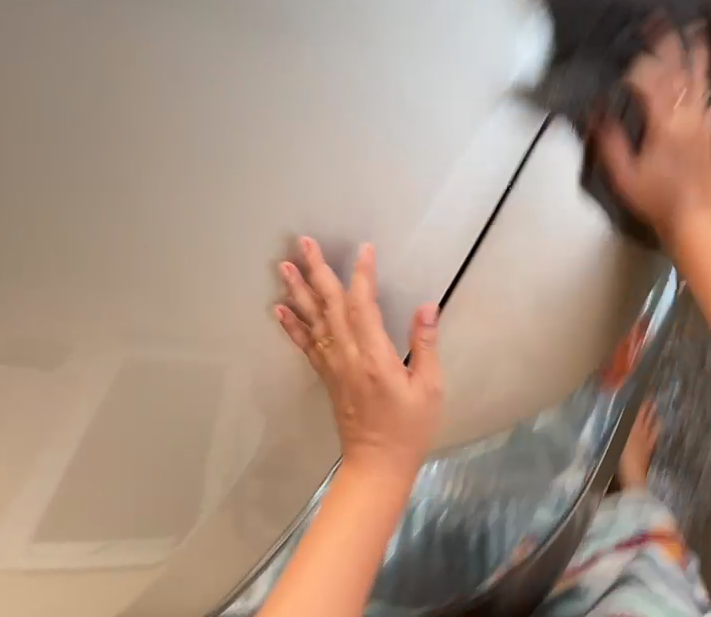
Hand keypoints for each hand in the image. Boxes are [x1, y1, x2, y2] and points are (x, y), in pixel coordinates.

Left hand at [275, 238, 442, 476]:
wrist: (376, 467)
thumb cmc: (409, 428)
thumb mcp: (429, 388)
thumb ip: (425, 345)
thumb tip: (427, 306)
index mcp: (374, 358)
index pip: (363, 307)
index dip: (362, 276)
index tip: (364, 250)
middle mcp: (347, 357)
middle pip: (329, 306)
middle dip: (316, 271)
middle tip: (304, 243)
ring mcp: (332, 367)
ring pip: (312, 321)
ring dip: (297, 291)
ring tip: (284, 265)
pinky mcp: (326, 376)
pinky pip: (306, 344)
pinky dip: (292, 324)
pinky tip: (280, 308)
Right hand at [591, 25, 710, 241]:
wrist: (692, 218)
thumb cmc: (654, 197)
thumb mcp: (623, 172)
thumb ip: (609, 138)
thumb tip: (593, 107)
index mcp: (664, 124)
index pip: (651, 82)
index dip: (637, 62)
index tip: (624, 42)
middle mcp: (686, 116)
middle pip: (678, 71)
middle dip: (668, 42)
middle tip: (658, 17)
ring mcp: (700, 120)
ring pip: (699, 77)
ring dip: (696, 50)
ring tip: (695, 24)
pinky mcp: (707, 127)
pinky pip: (708, 94)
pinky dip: (707, 74)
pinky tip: (706, 62)